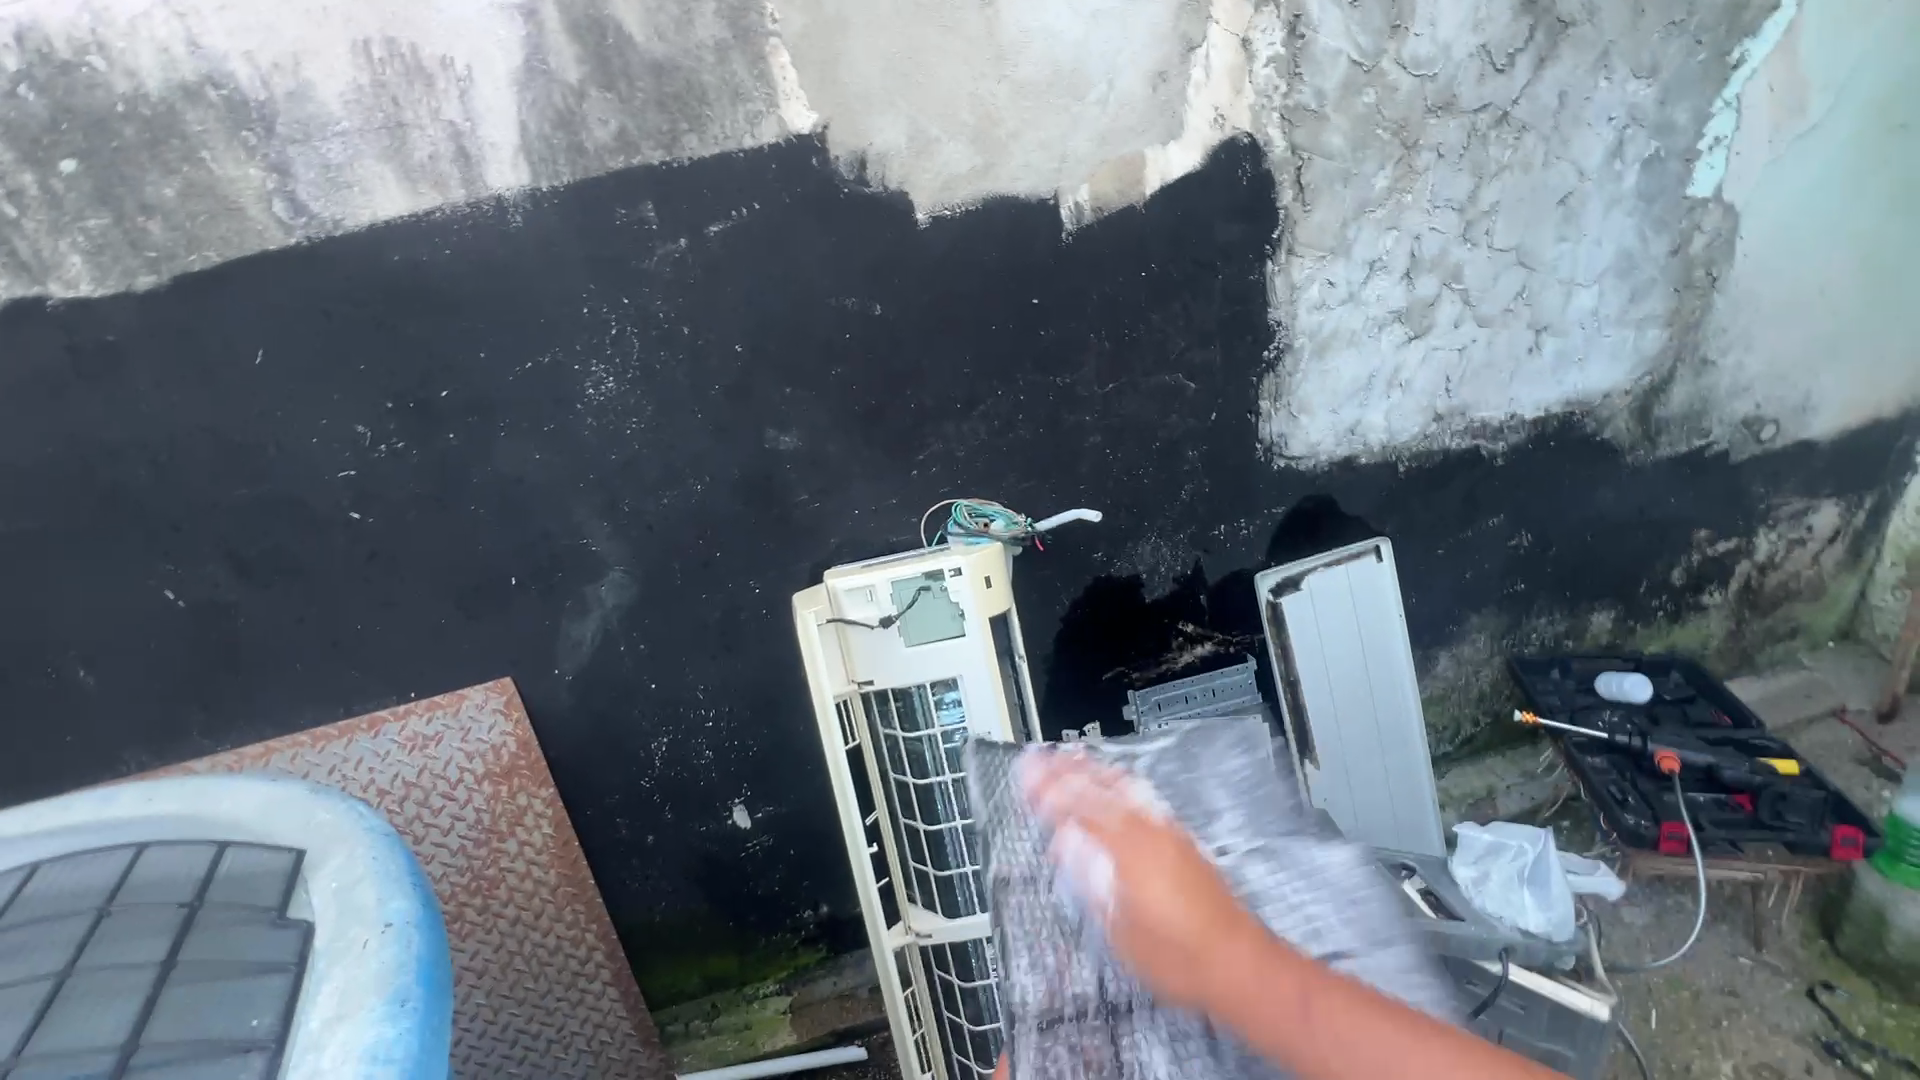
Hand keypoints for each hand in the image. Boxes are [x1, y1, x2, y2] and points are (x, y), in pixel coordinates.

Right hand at [1017, 747, 1277, 1009]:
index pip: (1079, 807)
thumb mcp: (1120, 927)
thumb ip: (1090, 879)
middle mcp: (1149, 829)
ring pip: (1124, 787)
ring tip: (1071, 756)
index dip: (1049, 789)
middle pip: (1100, 788)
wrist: (1238, 962)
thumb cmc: (1178, 956)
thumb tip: (1065, 844)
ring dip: (1094, 770)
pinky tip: (1115, 780)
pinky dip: (1119, 781)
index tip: (1027, 774)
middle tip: (1039, 757)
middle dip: (1066, 770)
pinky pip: (1142, 795)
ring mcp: (1168, 830)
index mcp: (1128, 848)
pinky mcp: (1181, 838)